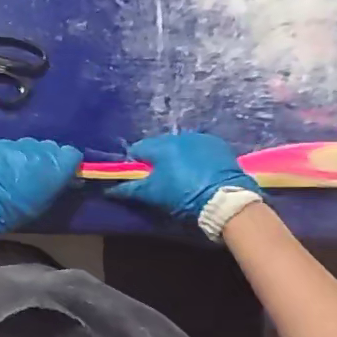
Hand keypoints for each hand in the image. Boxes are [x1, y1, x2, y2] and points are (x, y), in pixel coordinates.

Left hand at [0, 137, 82, 251]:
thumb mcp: (48, 200)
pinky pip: (11, 147)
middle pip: (51, 147)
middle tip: (38, 172)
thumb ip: (61, 183)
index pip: (72, 154)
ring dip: (28, 155)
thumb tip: (71, 177)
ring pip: (30, 145)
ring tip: (17, 170)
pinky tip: (2, 168)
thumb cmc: (21, 209)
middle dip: (47, 158)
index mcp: (57, 164)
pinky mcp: (1, 143)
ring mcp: (20, 143)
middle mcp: (41, 148)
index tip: (62, 171)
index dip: (67, 163)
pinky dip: (10, 155)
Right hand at [106, 132, 261, 224]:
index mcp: (160, 145)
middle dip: (157, 160)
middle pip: (159, 146)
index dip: (135, 164)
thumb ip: (129, 189)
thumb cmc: (182, 195)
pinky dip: (196, 158)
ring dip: (177, 158)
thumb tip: (109, 189)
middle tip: (161, 180)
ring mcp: (201, 138)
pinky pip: (200, 148)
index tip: (141, 179)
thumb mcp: (152, 194)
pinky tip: (199, 173)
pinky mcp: (219, 145)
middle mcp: (179, 136)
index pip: (137, 149)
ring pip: (180, 146)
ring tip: (182, 177)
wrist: (227, 200)